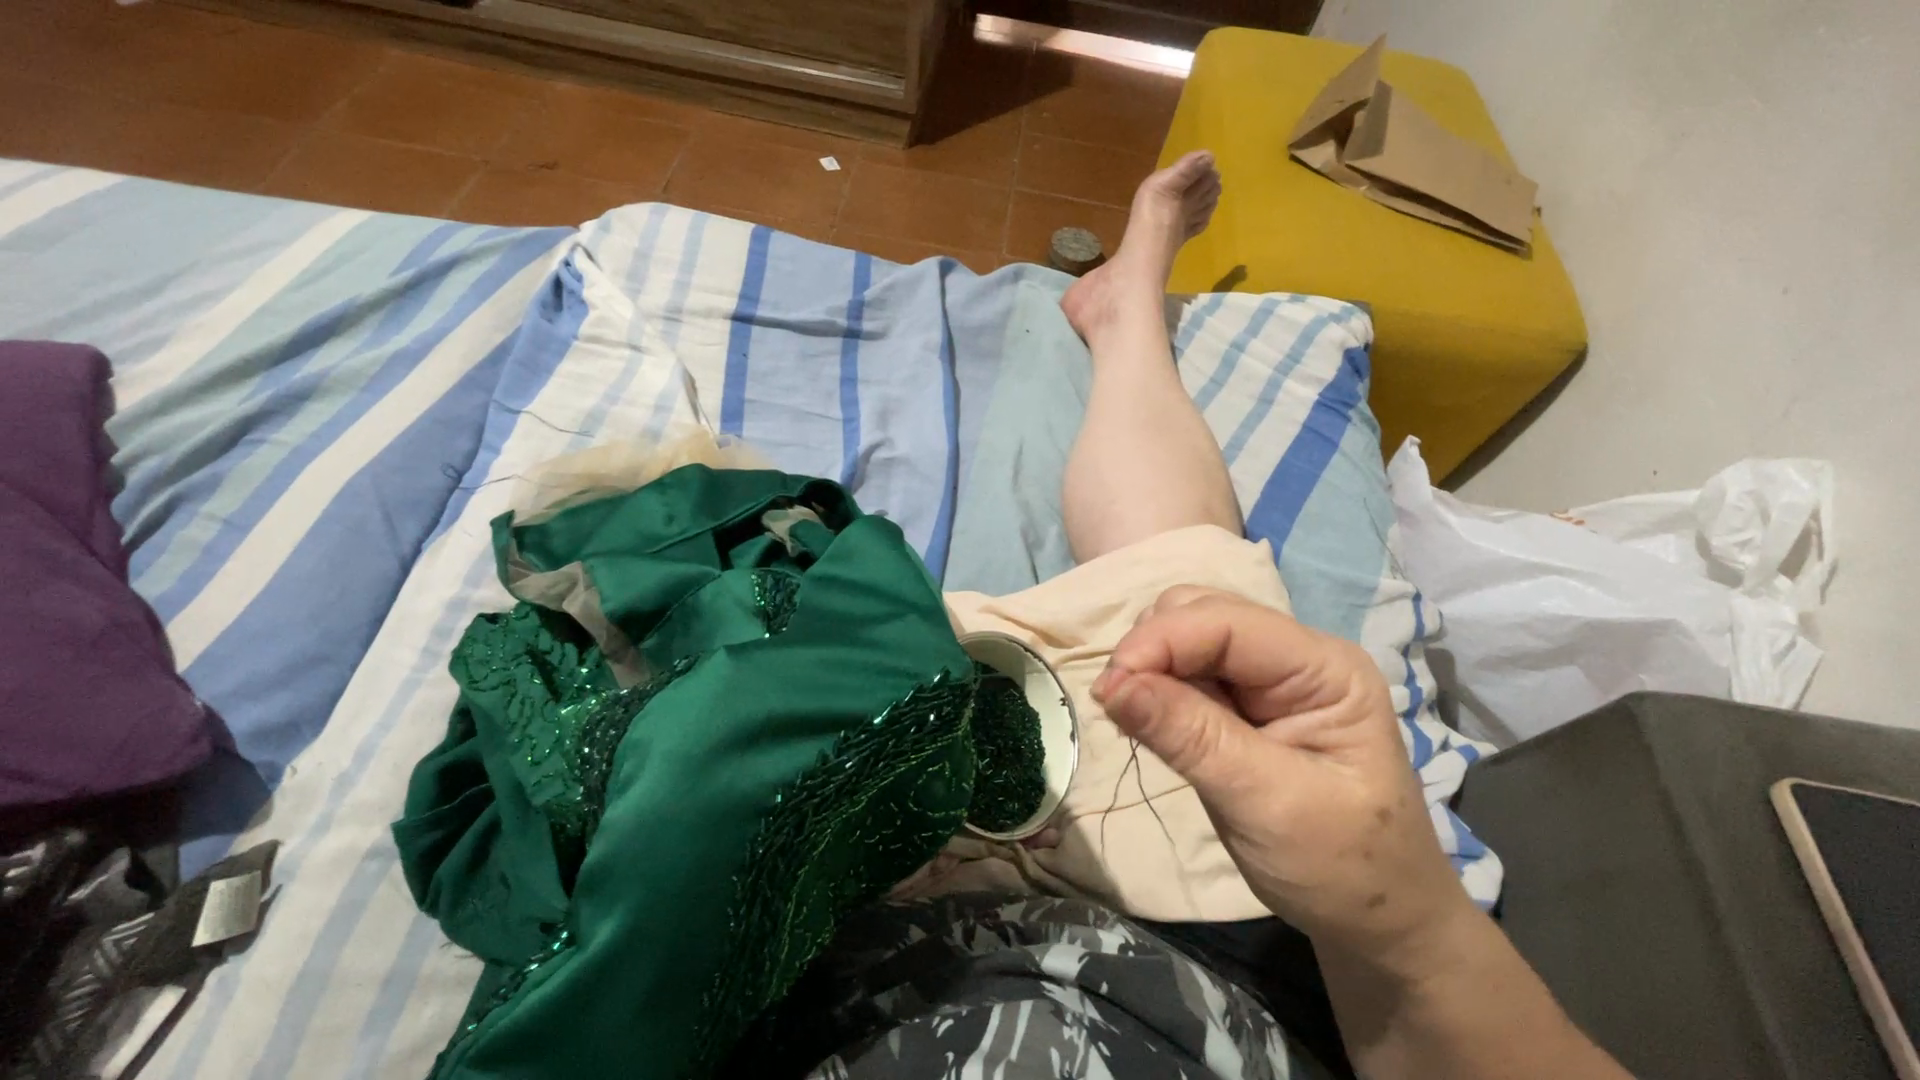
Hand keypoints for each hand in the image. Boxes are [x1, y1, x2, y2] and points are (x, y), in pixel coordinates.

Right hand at [1090, 587, 1471, 968]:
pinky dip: (1156, 689)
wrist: (1374, 920)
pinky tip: (1150, 723)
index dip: (1160, 641)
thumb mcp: (1266, 804)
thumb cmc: (1341, 867)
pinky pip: (1186, 674)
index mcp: (1325, 669)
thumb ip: (1191, 738)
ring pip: (1187, 636)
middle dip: (1152, 649)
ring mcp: (1269, 679)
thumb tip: (1112, 686)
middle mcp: (1296, 657)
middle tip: (1119, 707)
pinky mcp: (1244, 705)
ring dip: (1150, 668)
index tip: (1107, 690)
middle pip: (1202, 614)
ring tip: (1136, 720)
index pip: (1227, 622)